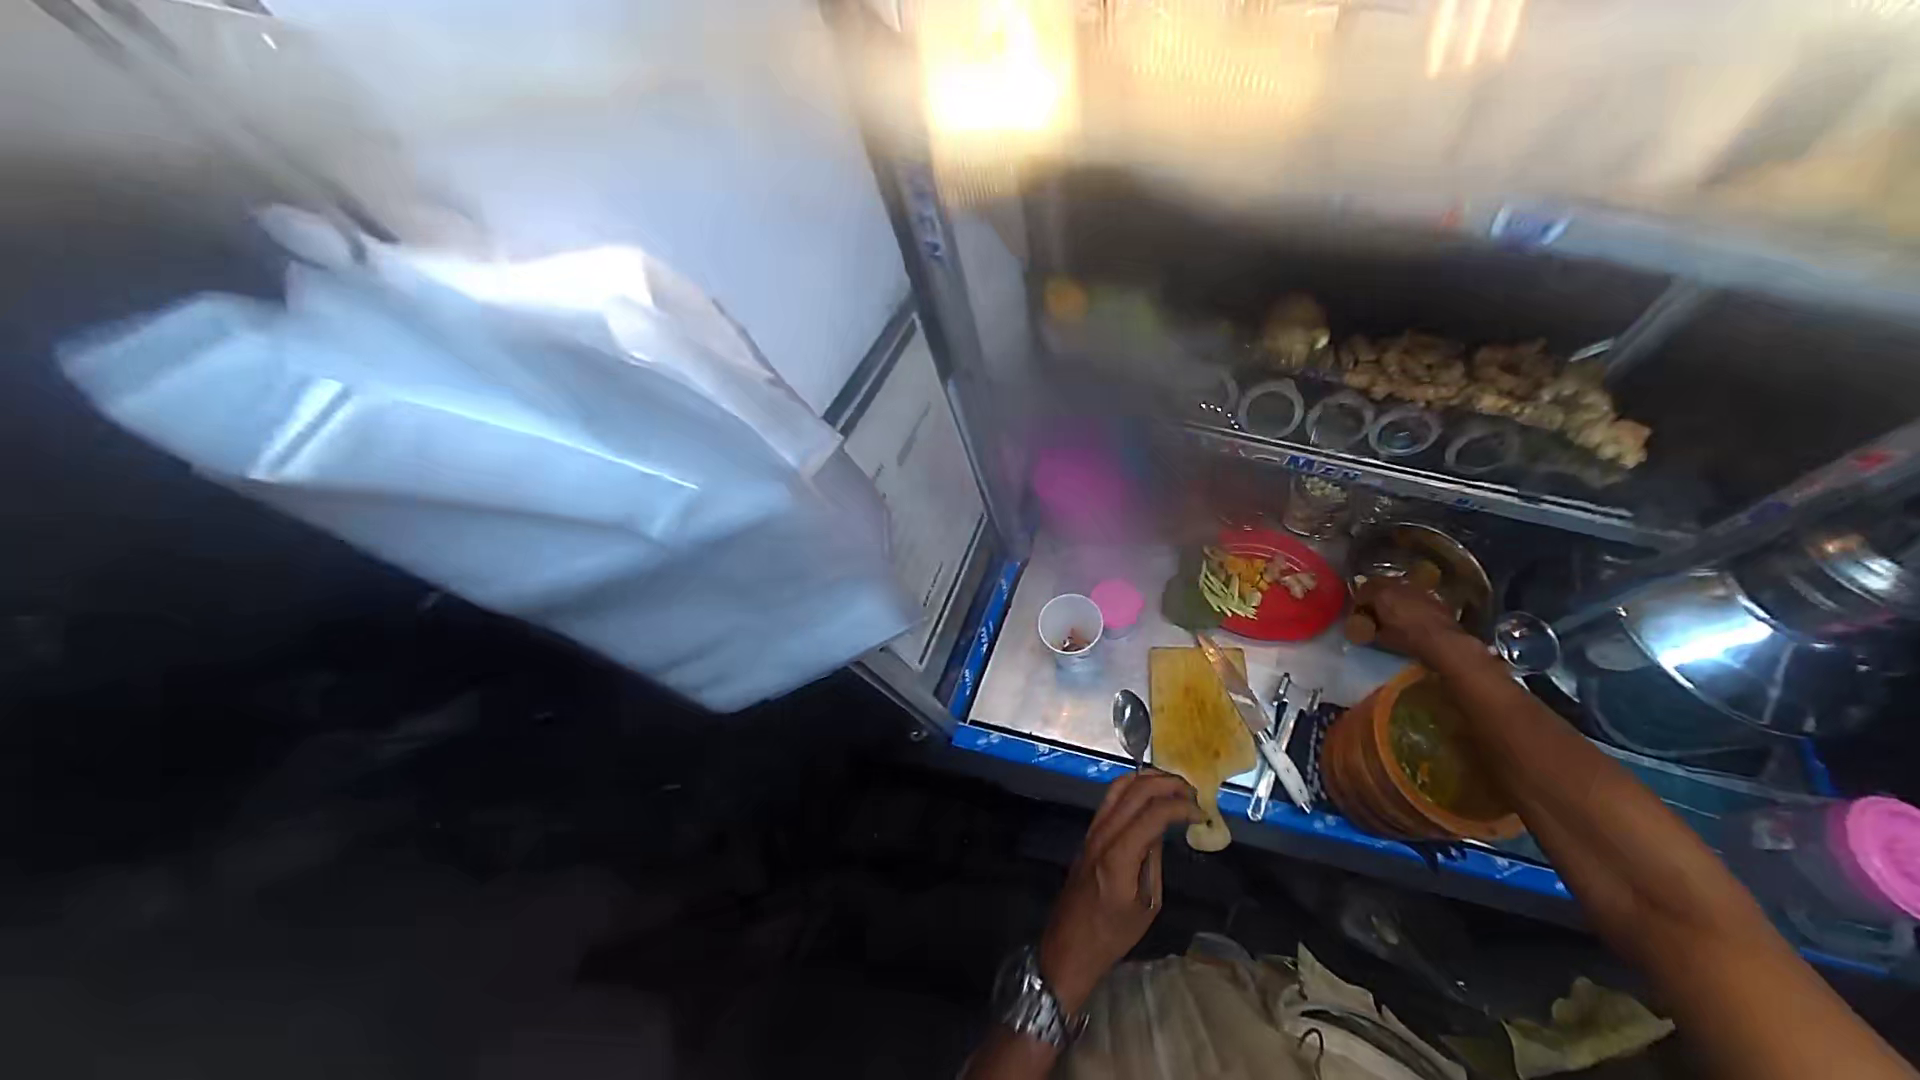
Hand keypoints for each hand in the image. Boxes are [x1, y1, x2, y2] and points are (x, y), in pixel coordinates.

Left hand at [1037, 772, 1200, 1014]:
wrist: (1071, 942)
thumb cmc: (1113, 933)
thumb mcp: (1147, 904)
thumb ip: (1154, 860)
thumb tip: (1163, 829)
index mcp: (1119, 855)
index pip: (1153, 812)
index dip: (1181, 806)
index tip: (1202, 812)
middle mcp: (1103, 834)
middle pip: (1135, 790)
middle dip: (1167, 784)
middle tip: (1192, 791)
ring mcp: (1092, 829)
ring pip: (1119, 787)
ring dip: (1148, 780)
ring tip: (1174, 786)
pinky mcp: (1089, 832)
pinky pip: (1111, 798)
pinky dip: (1133, 788)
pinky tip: (1150, 795)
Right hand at [1353, 578, 1471, 658]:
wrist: (1443, 640)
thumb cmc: (1406, 638)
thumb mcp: (1380, 637)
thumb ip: (1370, 627)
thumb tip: (1367, 625)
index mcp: (1380, 593)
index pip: (1361, 591)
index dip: (1358, 602)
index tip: (1359, 613)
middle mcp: (1397, 585)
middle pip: (1378, 583)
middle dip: (1373, 593)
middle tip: (1372, 607)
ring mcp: (1416, 589)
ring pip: (1397, 586)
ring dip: (1392, 594)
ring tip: (1392, 609)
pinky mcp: (1432, 596)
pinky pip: (1413, 593)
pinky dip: (1408, 599)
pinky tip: (1410, 612)